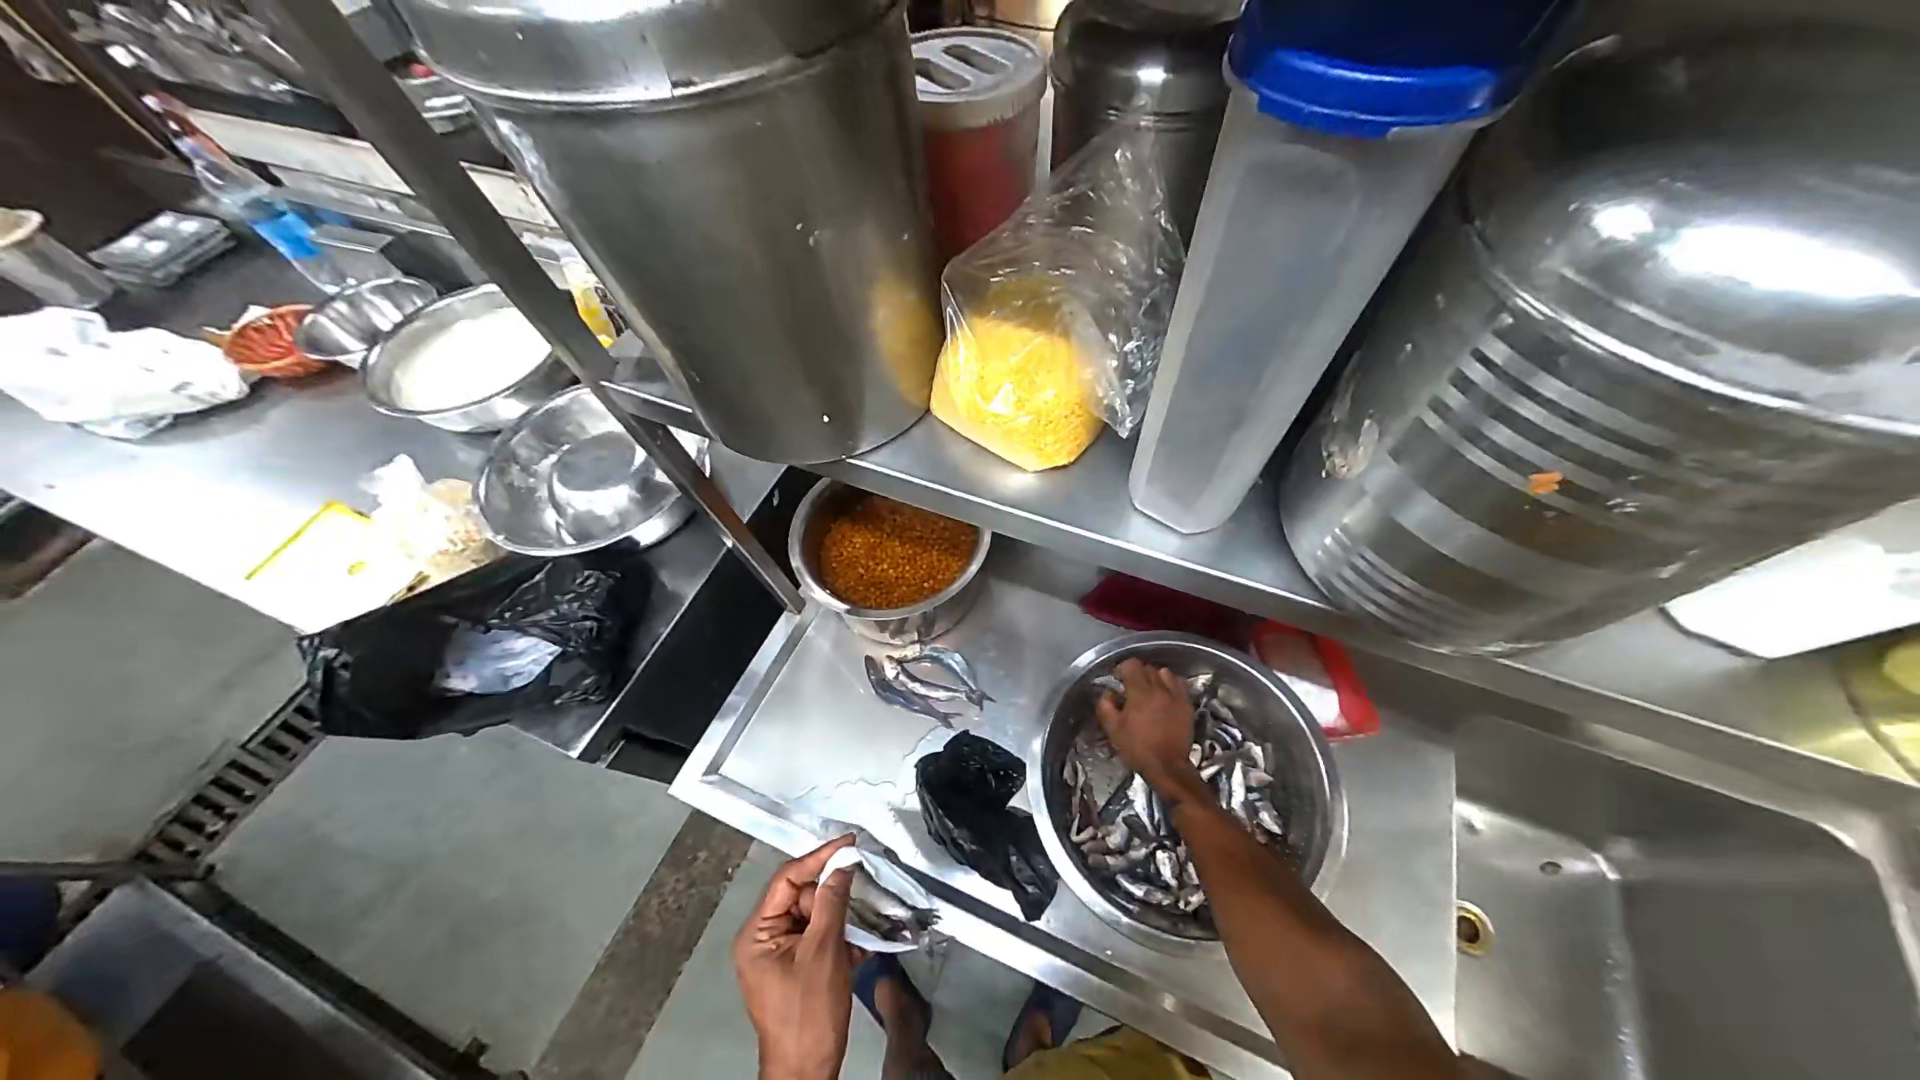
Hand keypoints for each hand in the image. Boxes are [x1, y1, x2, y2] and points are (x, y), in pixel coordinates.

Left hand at [735, 835, 859, 1079]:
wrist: (807, 1073)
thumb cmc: (810, 1012)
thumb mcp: (824, 951)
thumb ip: (832, 902)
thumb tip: (844, 865)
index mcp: (757, 932)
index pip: (787, 878)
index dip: (819, 857)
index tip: (849, 842)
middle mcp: (762, 938)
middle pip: (800, 895)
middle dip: (833, 891)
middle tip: (864, 882)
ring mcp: (778, 954)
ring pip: (813, 915)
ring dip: (842, 915)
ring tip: (869, 910)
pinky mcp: (795, 968)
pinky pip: (818, 937)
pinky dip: (840, 936)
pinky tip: (864, 940)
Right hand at [1095, 658, 1203, 800]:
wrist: (1167, 766)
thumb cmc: (1138, 748)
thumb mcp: (1113, 730)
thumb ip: (1105, 706)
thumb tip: (1108, 693)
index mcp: (1140, 693)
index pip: (1131, 665)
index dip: (1122, 669)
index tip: (1118, 680)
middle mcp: (1160, 689)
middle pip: (1147, 668)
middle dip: (1137, 674)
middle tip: (1130, 689)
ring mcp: (1176, 696)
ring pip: (1164, 673)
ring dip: (1154, 678)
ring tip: (1149, 691)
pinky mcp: (1187, 705)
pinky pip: (1178, 685)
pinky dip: (1170, 685)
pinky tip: (1164, 697)